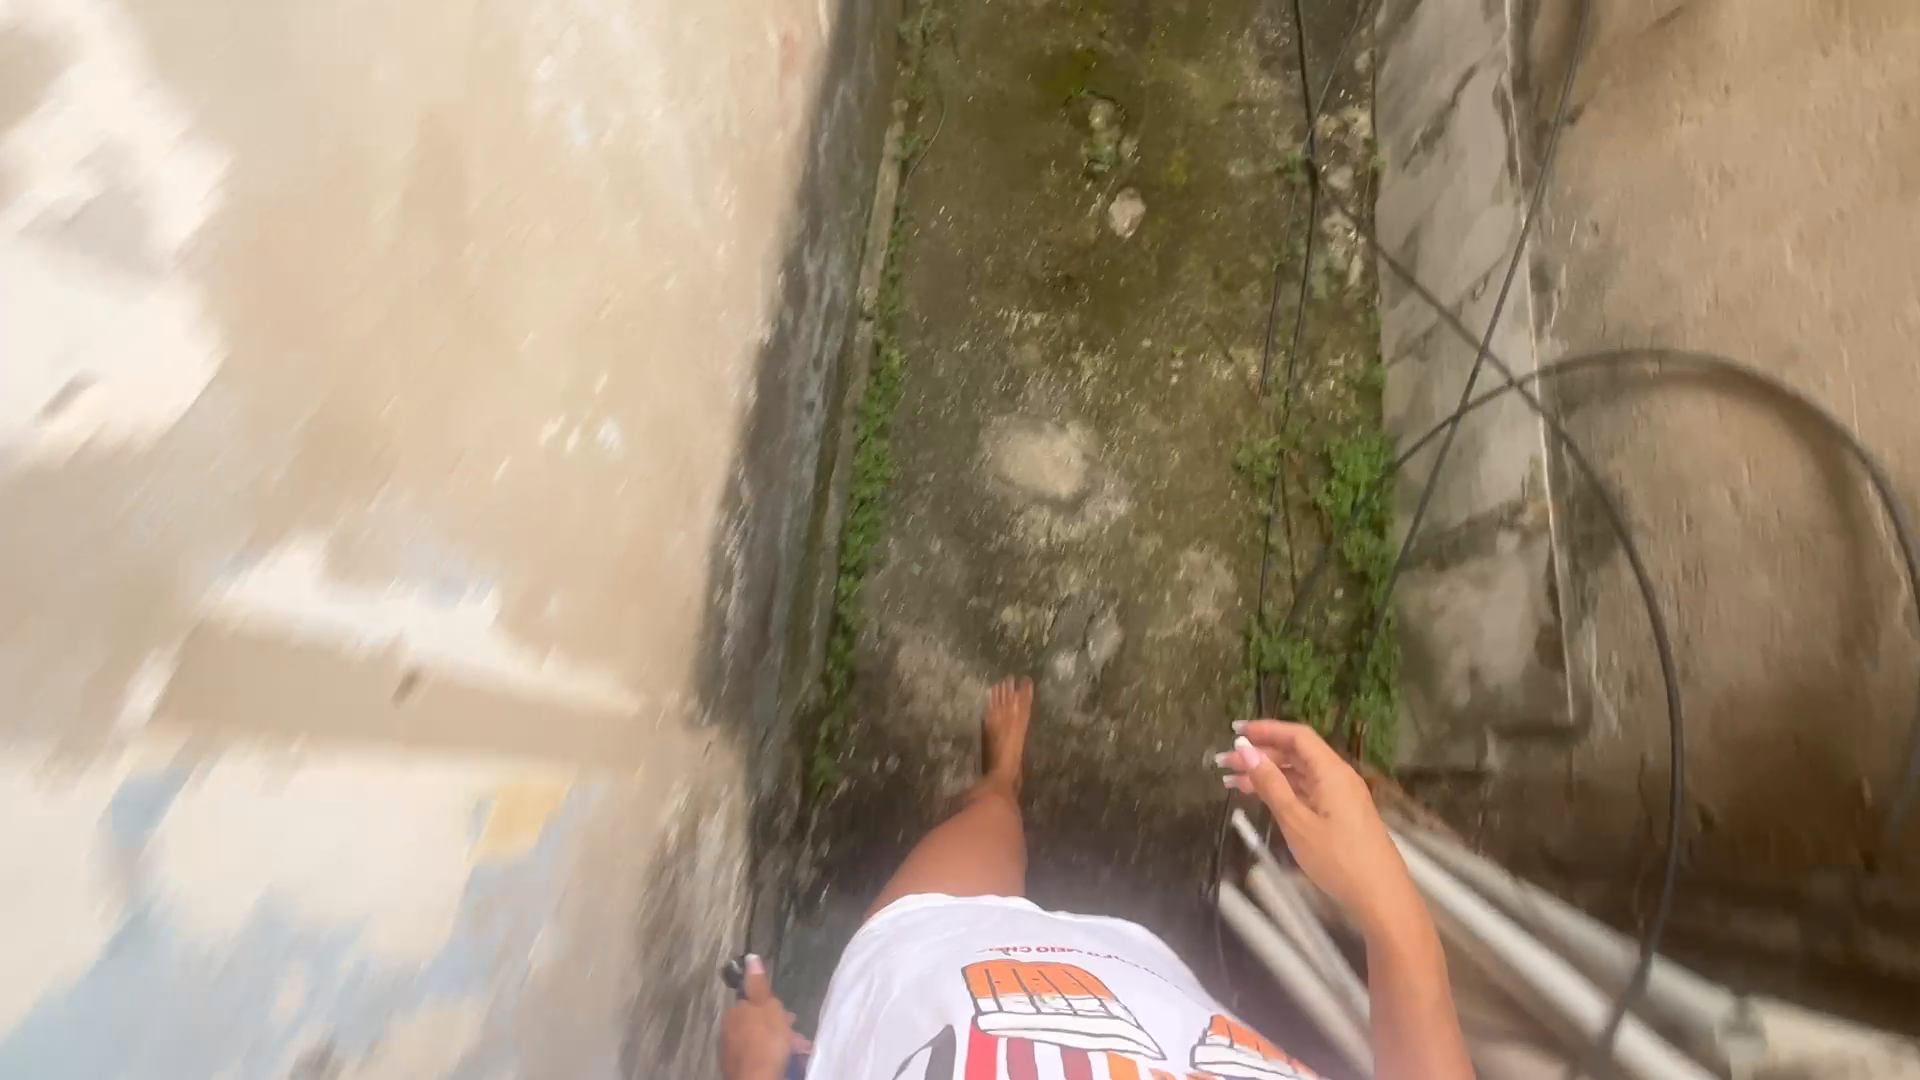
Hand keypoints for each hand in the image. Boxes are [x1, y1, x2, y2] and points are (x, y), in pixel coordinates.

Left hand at [720, 955, 808, 1079]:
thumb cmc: (766, 1039)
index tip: (787, 1013)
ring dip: (776, 1040)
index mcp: (733, 1013)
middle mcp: (727, 1031)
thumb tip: (750, 957)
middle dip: (776, 1024)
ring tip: (796, 1047)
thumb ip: (759, 983)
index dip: (771, 1006)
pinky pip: (756, 1055)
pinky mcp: (737, 1070)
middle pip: (755, 1022)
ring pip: (758, 1039)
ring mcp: (730, 1053)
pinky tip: (783, 1058)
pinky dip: (769, 1054)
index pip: (752, 1002)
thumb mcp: (768, 1004)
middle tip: (794, 1031)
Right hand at [1220, 721, 1421, 940]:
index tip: (1235, 731)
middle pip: (1294, 753)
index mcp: (1331, 772)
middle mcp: (1337, 777)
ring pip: (1297, 774)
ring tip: (1231, 781)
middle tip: (1224, 762)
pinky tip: (1258, 797)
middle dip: (1258, 754)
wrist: (1382, 901)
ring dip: (1265, 774)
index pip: (1296, 736)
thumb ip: (1270, 783)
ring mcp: (1340, 797)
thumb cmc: (1338, 859)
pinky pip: (1304, 790)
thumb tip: (1245, 749)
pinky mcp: (1339, 815)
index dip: (1265, 729)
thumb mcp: (1296, 821)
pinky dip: (1280, 790)